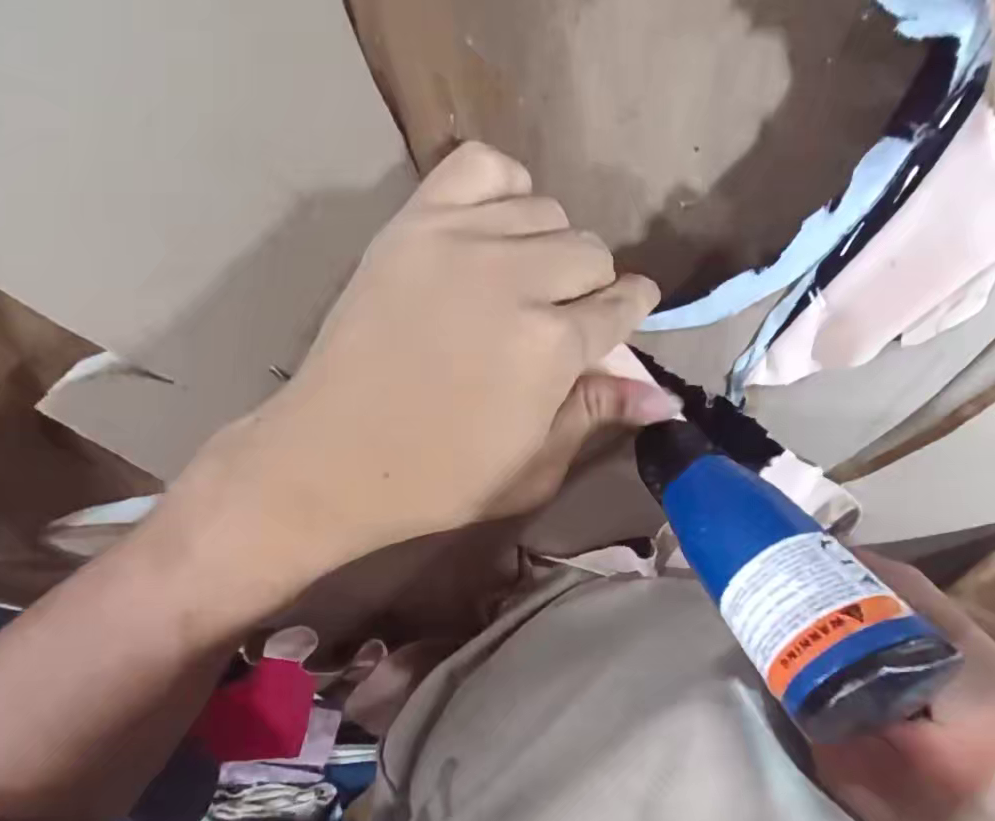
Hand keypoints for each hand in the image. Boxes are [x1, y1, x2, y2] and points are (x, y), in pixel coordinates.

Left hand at [166, 142, 670, 581]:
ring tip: (514, 284)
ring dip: (544, 247)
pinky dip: (500, 191)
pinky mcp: (411, 224)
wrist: (332, 458)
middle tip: (551, 322)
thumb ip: (594, 416)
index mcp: (552, 346)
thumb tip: (663, 397)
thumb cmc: (434, 481)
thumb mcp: (529, 469)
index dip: (625, 318)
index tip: (612, 328)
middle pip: (590, 251)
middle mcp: (516, 278)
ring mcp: (460, 241)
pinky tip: (489, 233)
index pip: (622, 305)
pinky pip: (481, 166)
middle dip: (585, 289)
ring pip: (544, 209)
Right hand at [812, 554, 994, 820]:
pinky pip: (985, 627)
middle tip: (818, 600)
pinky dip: (942, 635)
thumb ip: (821, 700)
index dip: (846, 574)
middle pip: (929, 599)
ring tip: (865, 637)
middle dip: (867, 597)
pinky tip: (919, 661)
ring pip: (956, 609)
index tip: (801, 561)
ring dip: (905, 619)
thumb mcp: (857, 774)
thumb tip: (782, 638)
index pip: (905, 599)